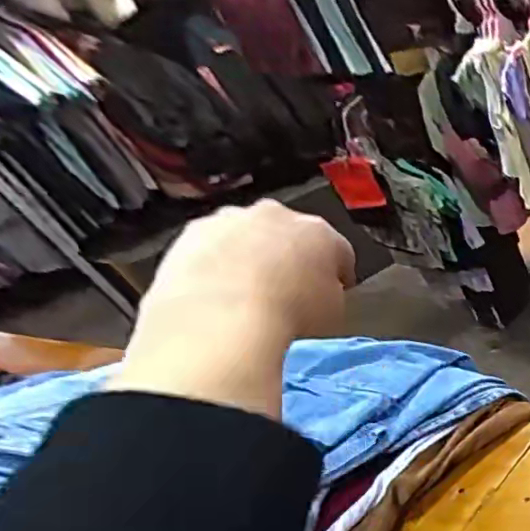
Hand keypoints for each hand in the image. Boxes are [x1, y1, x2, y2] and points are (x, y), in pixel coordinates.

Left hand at [108, 202, 355, 418]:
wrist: (223, 316)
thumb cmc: (292, 312)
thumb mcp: (336, 309)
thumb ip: (330, 289)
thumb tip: (317, 290)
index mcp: (320, 231)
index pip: (340, 251)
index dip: (339, 275)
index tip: (334, 293)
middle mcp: (275, 214)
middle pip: (290, 233)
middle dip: (294, 256)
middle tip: (294, 290)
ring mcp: (227, 219)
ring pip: (248, 236)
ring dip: (254, 257)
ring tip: (255, 294)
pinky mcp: (189, 233)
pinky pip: (214, 247)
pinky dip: (221, 264)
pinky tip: (224, 293)